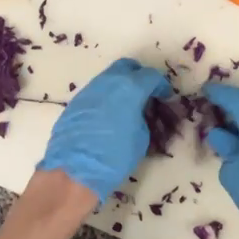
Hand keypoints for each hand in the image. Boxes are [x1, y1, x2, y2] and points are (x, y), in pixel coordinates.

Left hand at [39, 58, 172, 200]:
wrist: (74, 171)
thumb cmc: (114, 156)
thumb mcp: (141, 138)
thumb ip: (143, 117)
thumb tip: (140, 113)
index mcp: (129, 88)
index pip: (150, 76)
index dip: (161, 85)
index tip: (164, 97)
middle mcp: (108, 82)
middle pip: (127, 67)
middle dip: (139, 76)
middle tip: (146, 94)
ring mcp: (89, 90)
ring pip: (109, 78)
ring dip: (120, 86)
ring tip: (126, 107)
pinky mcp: (75, 102)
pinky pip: (96, 92)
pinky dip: (106, 98)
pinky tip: (108, 116)